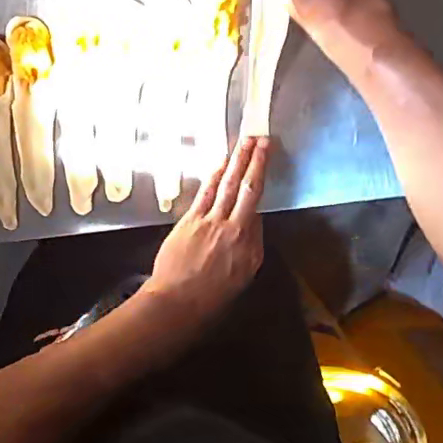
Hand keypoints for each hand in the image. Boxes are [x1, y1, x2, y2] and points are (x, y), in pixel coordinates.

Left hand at [141, 136, 270, 321]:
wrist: (177, 302)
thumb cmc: (211, 296)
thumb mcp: (243, 275)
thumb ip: (251, 245)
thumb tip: (253, 221)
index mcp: (250, 246)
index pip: (259, 206)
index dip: (261, 179)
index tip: (266, 159)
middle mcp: (234, 230)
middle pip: (248, 189)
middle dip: (256, 162)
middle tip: (262, 139)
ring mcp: (210, 223)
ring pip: (228, 185)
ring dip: (237, 161)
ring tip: (245, 142)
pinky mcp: (190, 221)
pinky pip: (206, 193)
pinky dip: (215, 176)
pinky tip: (221, 163)